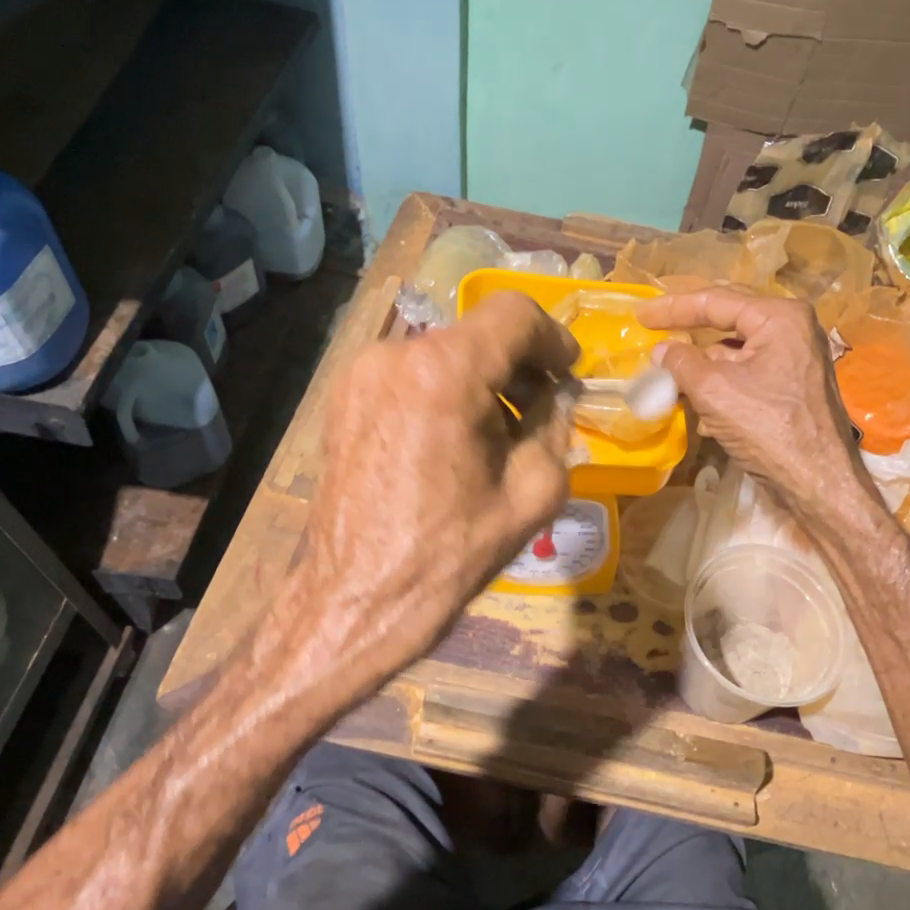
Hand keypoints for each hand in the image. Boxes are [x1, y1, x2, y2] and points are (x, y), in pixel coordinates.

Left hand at [303, 291, 578, 667]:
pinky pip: (409, 375)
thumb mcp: (533, 491)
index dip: (553, 337)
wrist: (357, 596)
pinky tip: (452, 442)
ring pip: (442, 353)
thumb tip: (557, 392)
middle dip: (517, 364)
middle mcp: (395, 354)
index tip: (567, 372)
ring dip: (479, 380)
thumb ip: (556, 424)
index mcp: (445, 371)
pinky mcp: (343, 396)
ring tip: (495, 436)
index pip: (514, 313)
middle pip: (476, 333)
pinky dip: (442, 392)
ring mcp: (360, 373)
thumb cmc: (450, 552)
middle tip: (540, 410)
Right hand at [639, 287, 866, 519]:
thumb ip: (682, 363)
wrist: (816, 481)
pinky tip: (701, 408)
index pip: (717, 300)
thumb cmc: (768, 428)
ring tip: (671, 376)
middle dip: (690, 328)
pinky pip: (747, 372)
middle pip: (729, 317)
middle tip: (655, 327)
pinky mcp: (792, 385)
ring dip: (703, 363)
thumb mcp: (714, 391)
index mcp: (779, 317)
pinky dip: (721, 383)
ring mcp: (796, 357)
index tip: (641, 316)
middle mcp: (793, 328)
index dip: (674, 308)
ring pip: (736, 349)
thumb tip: (662, 351)